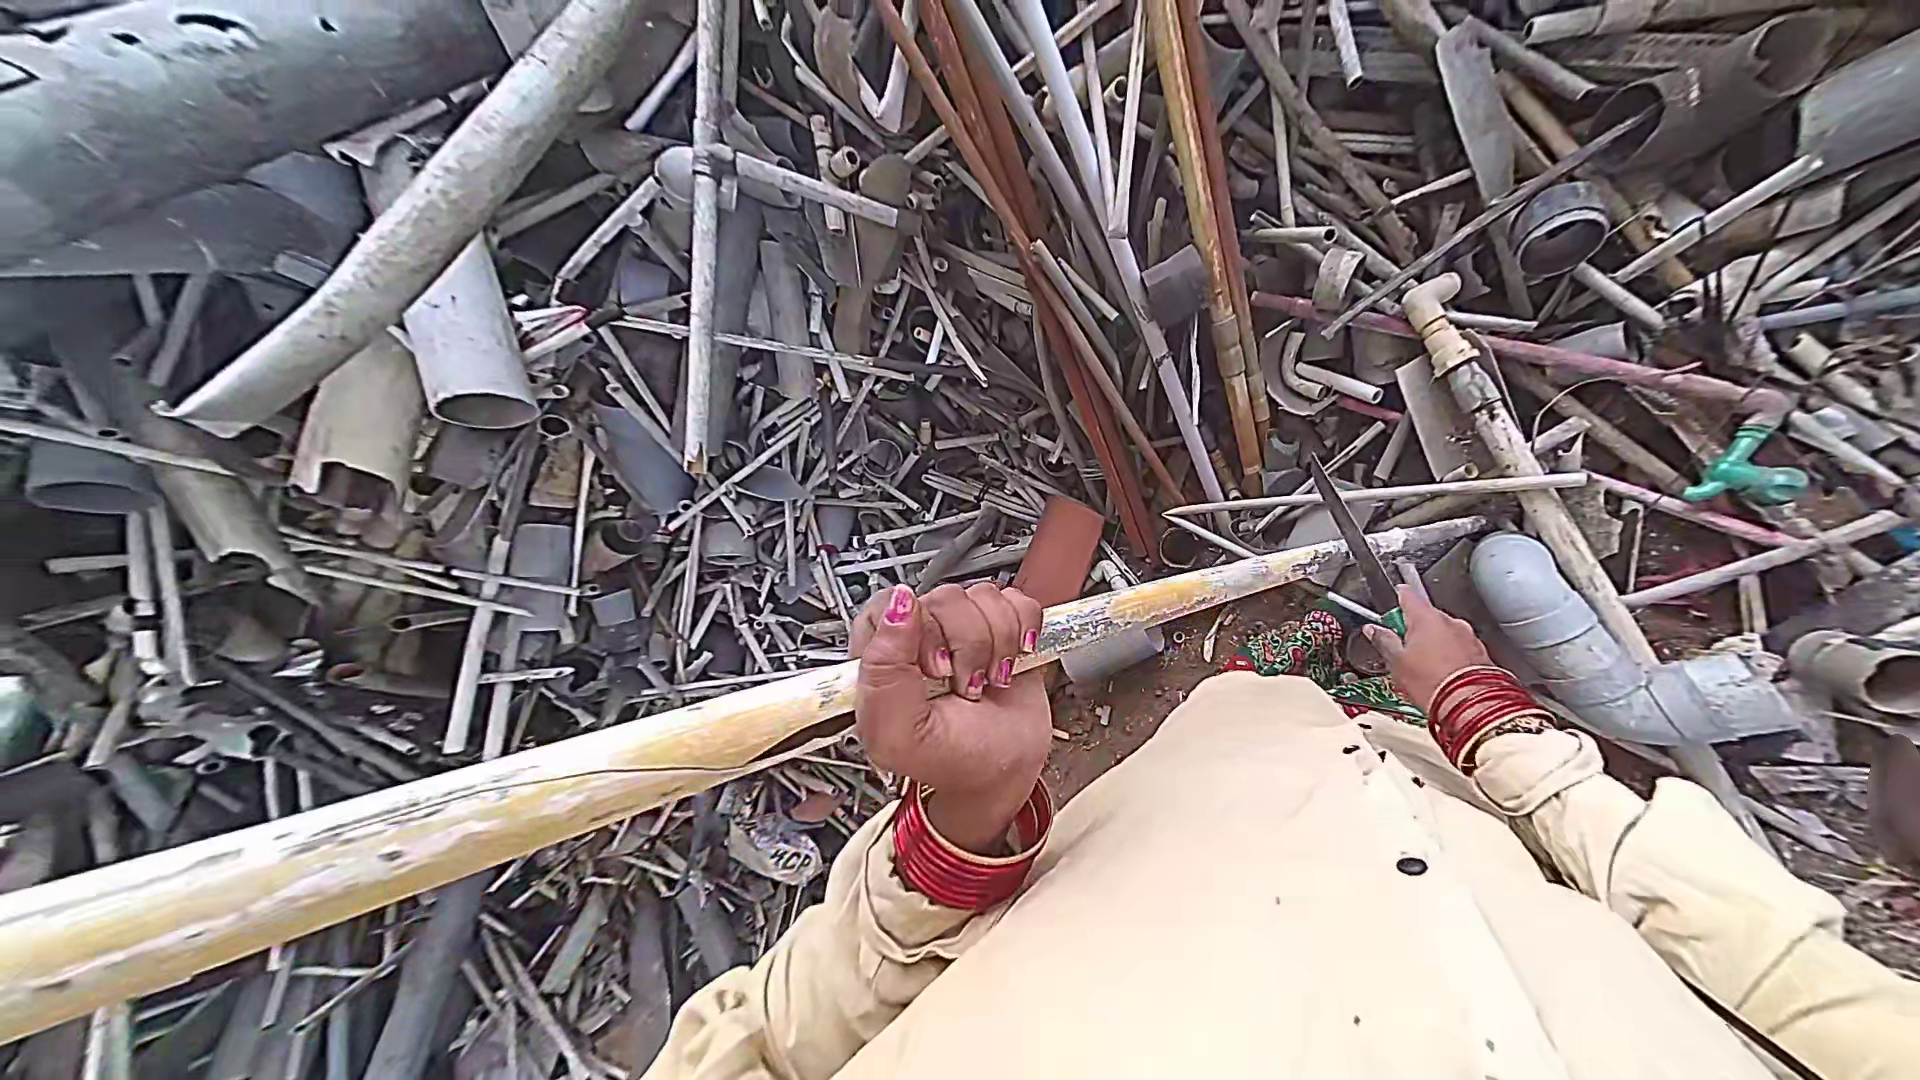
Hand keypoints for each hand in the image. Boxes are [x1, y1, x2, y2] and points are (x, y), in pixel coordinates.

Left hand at [850, 583, 1049, 853]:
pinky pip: (1017, 600)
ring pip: (984, 596)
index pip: (892, 604)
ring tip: (986, 679)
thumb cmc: (950, 761)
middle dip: (966, 647)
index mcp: (882, 654)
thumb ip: (884, 670)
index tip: (936, 670)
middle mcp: (921, 633)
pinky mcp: (1002, 625)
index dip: (921, 632)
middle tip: (964, 685)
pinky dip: (1023, 631)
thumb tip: (897, 605)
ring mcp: (963, 627)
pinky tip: (1011, 661)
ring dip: (996, 644)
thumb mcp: (900, 734)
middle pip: (946, 598)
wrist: (1004, 773)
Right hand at [1363, 580, 1491, 713]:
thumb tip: (1373, 630)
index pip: (1408, 595)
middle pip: (1426, 616)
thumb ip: (1384, 640)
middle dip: (1413, 627)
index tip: (1390, 604)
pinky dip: (1449, 655)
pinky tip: (1439, 673)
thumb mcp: (1396, 661)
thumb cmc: (1433, 682)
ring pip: (1444, 633)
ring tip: (1419, 665)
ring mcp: (1469, 638)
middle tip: (1399, 645)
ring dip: (1432, 642)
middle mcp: (1451, 622)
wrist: (1473, 706)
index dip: (1397, 596)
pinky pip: (1459, 648)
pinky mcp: (1482, 655)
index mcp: (1426, 617)